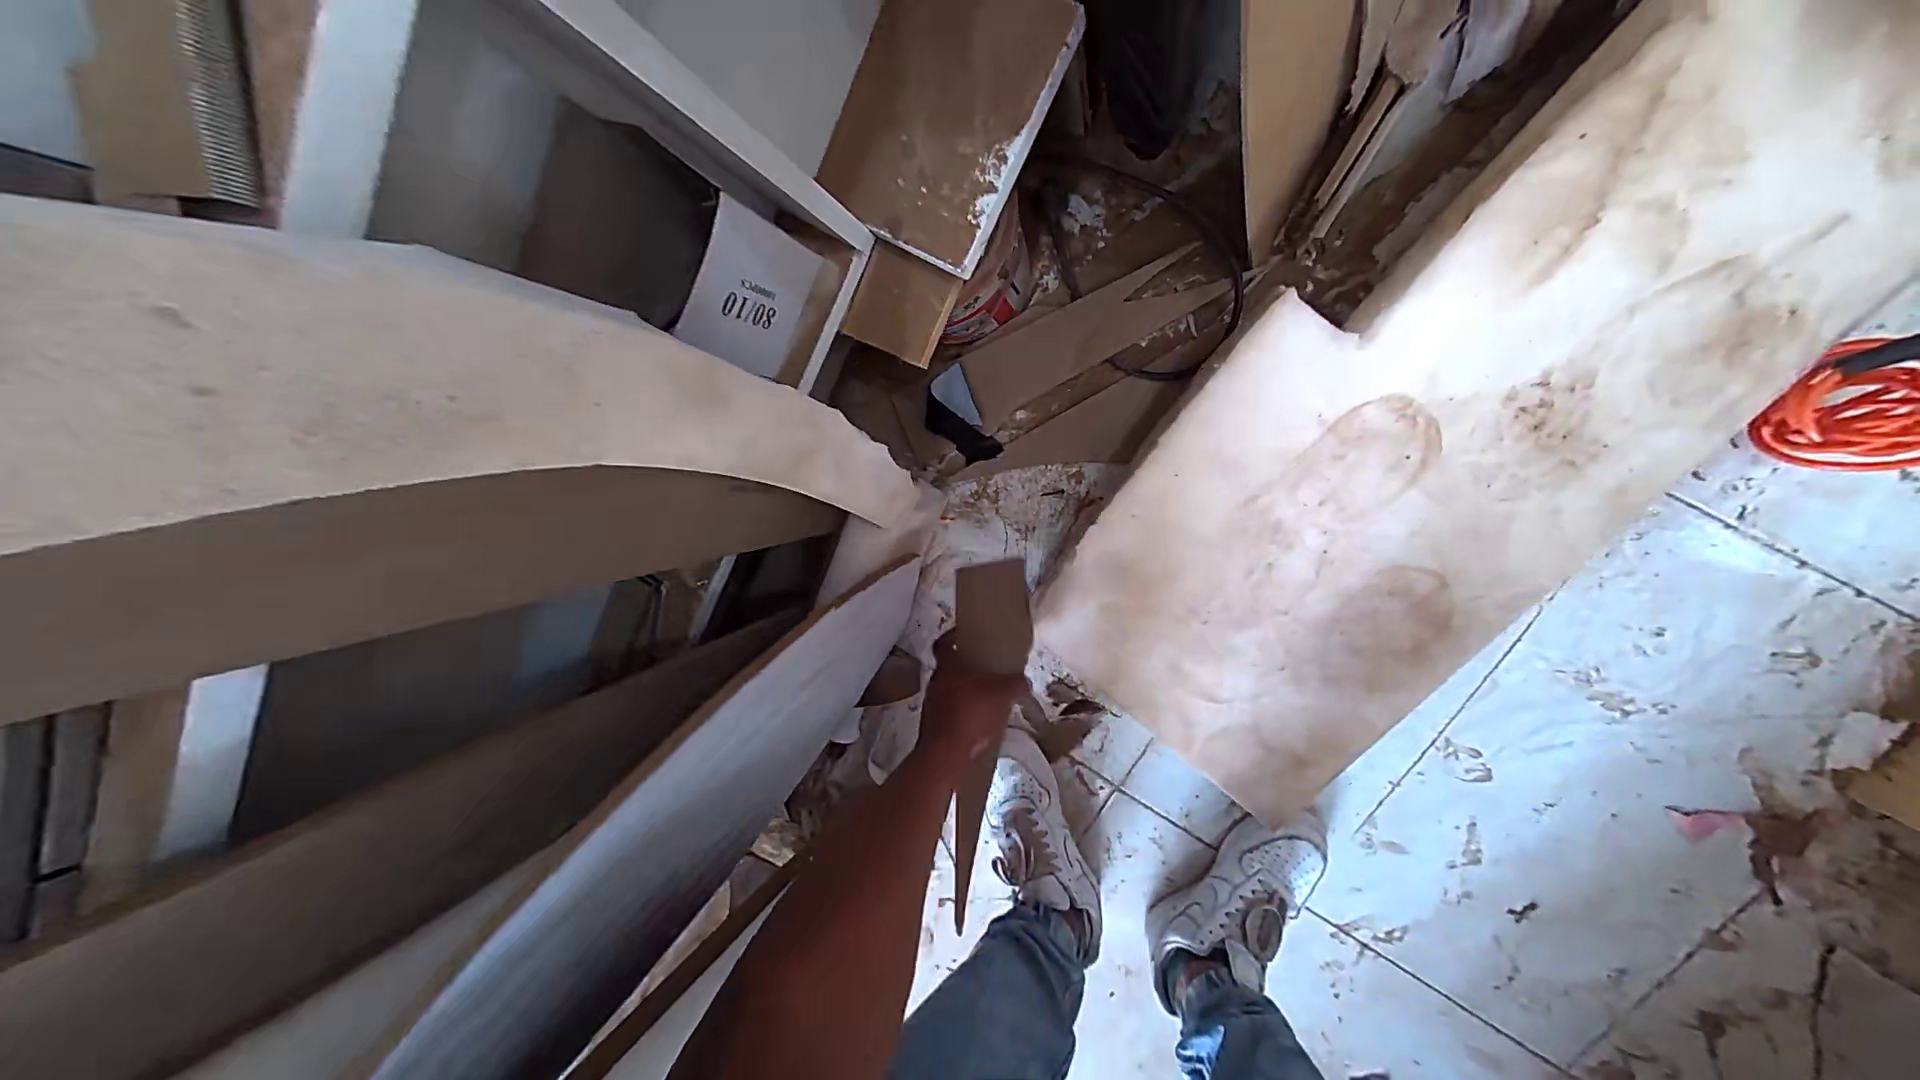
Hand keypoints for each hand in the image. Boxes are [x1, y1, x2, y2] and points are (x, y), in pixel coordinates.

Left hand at [914, 633, 1026, 766]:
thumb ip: (1015, 684)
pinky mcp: (934, 727)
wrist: (947, 756)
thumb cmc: (972, 715)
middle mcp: (935, 683)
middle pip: (949, 668)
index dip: (952, 636)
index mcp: (947, 667)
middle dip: (967, 669)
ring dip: (966, 692)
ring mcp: (932, 705)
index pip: (943, 643)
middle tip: (986, 670)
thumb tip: (1023, 681)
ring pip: (950, 690)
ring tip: (988, 698)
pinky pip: (951, 712)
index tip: (963, 634)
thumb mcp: (1003, 694)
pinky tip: (981, 722)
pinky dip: (964, 713)